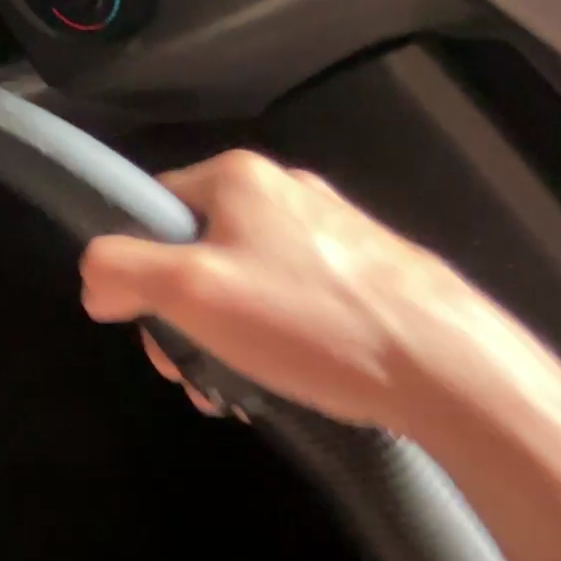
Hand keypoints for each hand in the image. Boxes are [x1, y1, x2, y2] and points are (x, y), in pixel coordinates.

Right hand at [80, 150, 498, 430]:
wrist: (464, 380)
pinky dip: (272, 336)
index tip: (147, 320)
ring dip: (220, 333)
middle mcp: (286, 190)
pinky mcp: (374, 273)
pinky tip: (281, 378)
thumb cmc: (306, 320)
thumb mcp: (184, 291)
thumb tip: (96, 285)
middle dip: (178, 313)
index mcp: (238, 175)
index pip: (148, 209)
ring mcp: (335, 231)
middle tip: (189, 367)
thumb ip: (115, 269)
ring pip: (240, 280)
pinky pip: (291, 298)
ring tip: (234, 385)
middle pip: (192, 250)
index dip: (134, 266)